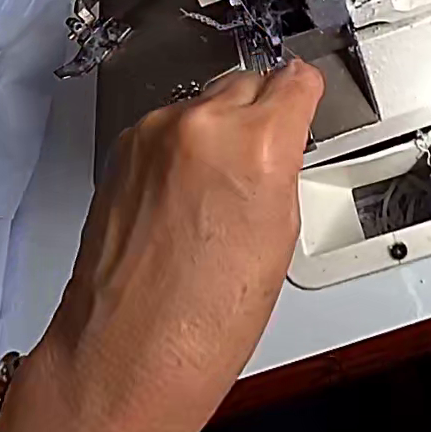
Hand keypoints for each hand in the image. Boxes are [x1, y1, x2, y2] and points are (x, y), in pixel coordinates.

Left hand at [0, 60, 324, 431]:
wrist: (126, 353)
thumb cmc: (205, 318)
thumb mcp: (282, 230)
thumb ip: (283, 163)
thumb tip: (281, 135)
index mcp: (258, 145)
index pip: (296, 78)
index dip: (305, 92)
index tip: (304, 96)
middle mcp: (203, 126)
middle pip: (251, 79)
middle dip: (265, 107)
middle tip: (266, 149)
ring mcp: (156, 133)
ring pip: (210, 99)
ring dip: (222, 125)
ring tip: (222, 181)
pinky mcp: (125, 146)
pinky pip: (173, 122)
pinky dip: (187, 142)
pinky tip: (189, 188)